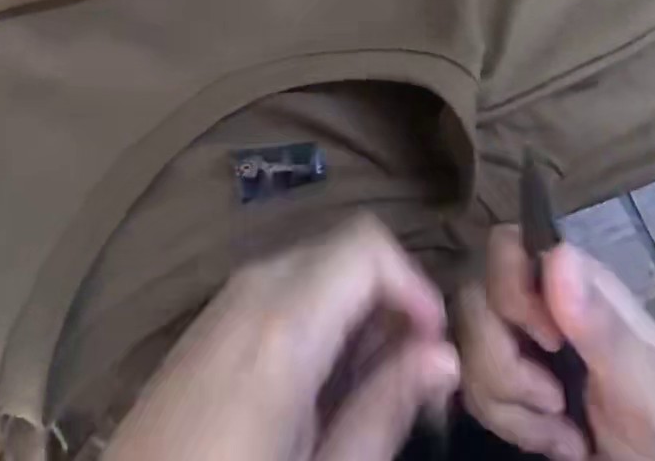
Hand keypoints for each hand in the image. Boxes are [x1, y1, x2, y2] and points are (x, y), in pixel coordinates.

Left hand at [104, 215, 460, 460]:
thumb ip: (385, 409)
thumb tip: (443, 357)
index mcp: (284, 320)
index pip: (368, 244)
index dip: (413, 282)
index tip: (433, 344)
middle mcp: (255, 286)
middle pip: (345, 249)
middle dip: (389, 296)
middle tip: (409, 370)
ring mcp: (226, 297)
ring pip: (318, 264)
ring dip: (356, 305)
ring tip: (367, 382)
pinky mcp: (211, 316)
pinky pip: (284, 285)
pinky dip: (320, 311)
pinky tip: (318, 379)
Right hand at [458, 226, 654, 460]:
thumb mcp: (649, 386)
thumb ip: (603, 326)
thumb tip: (559, 254)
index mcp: (575, 281)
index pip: (508, 246)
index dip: (510, 289)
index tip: (548, 342)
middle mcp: (538, 300)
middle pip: (474, 299)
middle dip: (502, 363)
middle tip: (555, 401)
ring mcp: (518, 339)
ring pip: (466, 345)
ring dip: (506, 401)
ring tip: (562, 431)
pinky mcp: (505, 380)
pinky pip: (469, 386)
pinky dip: (506, 422)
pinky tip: (552, 440)